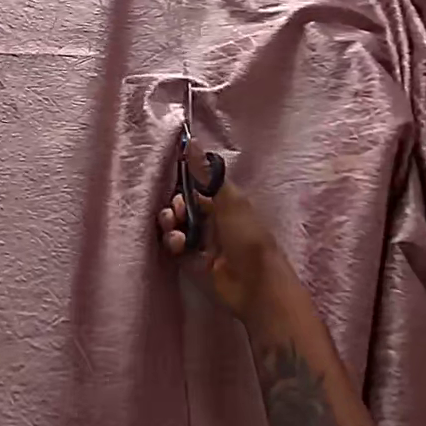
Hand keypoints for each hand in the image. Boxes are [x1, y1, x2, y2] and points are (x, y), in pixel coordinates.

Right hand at [156, 148, 282, 317]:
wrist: (255, 285)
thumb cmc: (247, 236)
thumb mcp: (229, 200)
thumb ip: (208, 173)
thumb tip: (191, 141)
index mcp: (223, 201)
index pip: (196, 186)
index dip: (183, 184)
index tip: (175, 183)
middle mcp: (211, 218)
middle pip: (182, 205)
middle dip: (174, 205)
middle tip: (177, 212)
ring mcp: (201, 241)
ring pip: (175, 225)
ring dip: (170, 224)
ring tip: (176, 230)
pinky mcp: (191, 261)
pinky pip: (174, 246)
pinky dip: (173, 242)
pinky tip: (179, 245)